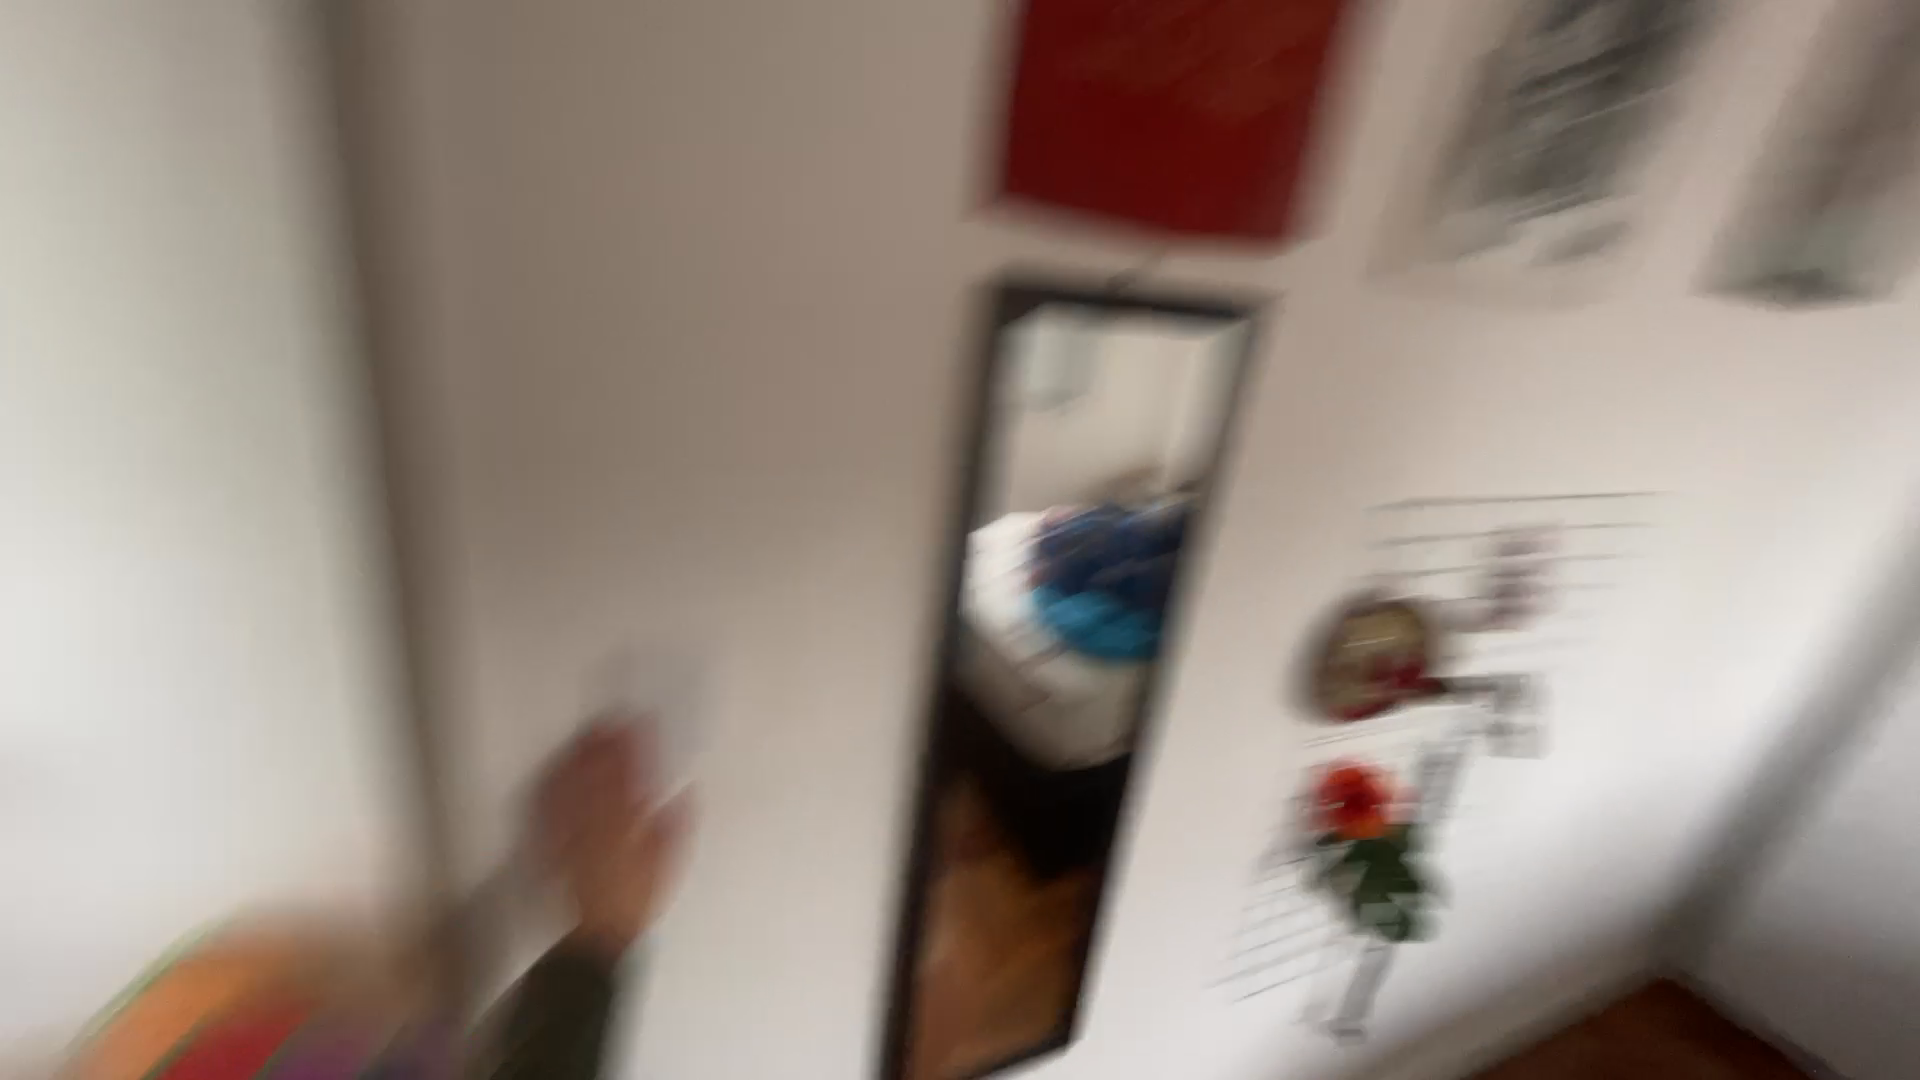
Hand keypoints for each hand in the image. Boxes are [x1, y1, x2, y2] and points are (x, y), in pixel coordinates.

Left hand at [532, 719, 692, 960]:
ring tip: (584, 734)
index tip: (639, 725)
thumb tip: (687, 791)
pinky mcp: (548, 845)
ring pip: (568, 789)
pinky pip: (543, 810)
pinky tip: (553, 769)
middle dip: (602, 746)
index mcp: (625, 831)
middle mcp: (592, 829)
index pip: (629, 780)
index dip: (634, 750)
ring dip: (575, 758)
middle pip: (594, 779)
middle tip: (610, 720)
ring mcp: (566, 836)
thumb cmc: (637, 898)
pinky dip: (548, 784)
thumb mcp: (668, 864)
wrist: (596, 937)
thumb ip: (676, 826)